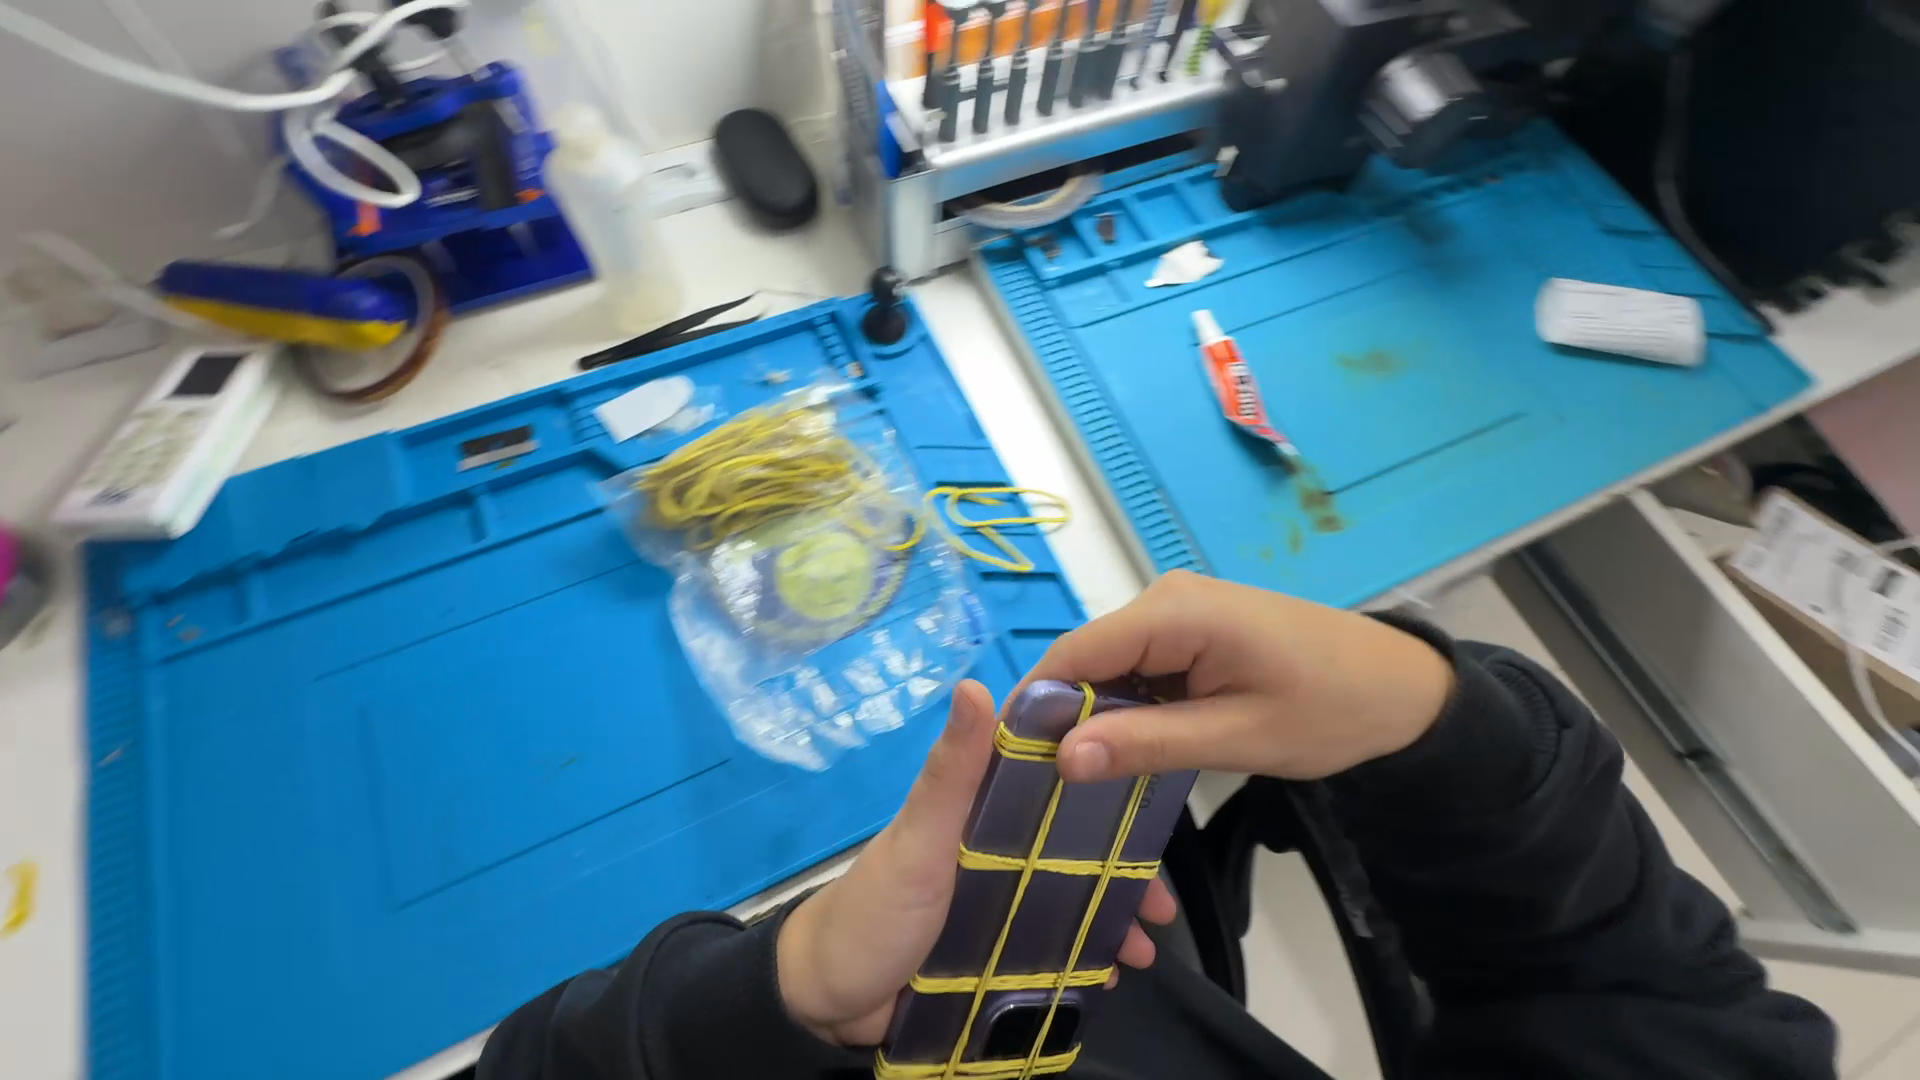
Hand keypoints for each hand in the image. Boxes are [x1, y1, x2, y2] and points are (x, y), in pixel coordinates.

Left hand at [777, 679, 1177, 1046]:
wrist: (830, 998)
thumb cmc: (878, 905)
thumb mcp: (920, 835)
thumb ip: (952, 769)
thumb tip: (975, 682)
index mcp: (980, 803)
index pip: (1050, 775)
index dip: (1100, 780)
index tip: (1151, 795)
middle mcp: (994, 840)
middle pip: (1071, 841)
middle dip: (1120, 864)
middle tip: (1160, 899)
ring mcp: (995, 892)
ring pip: (1068, 891)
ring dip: (1109, 911)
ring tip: (1145, 942)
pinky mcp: (994, 939)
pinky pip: (1052, 938)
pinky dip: (1083, 948)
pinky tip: (1108, 968)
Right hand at [1025, 570, 1455, 783]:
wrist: (1406, 688)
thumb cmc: (1331, 711)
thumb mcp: (1237, 737)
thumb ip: (1147, 744)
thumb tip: (1061, 758)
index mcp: (1173, 612)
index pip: (1075, 652)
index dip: (1035, 703)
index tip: (1010, 762)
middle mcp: (1163, 599)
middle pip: (1087, 658)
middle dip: (1064, 716)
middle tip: (1045, 784)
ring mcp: (1177, 611)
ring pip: (1109, 666)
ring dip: (1096, 715)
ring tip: (1080, 774)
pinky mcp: (1190, 629)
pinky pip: (1138, 666)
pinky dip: (1127, 706)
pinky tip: (1128, 745)